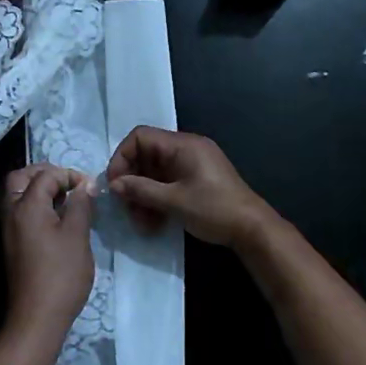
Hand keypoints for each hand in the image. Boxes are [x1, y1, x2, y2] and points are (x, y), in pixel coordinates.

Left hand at [0, 163, 93, 335]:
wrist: (37, 315)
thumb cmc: (62, 274)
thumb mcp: (78, 236)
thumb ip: (81, 206)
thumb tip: (85, 185)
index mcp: (26, 206)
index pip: (44, 175)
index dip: (68, 174)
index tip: (90, 187)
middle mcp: (11, 213)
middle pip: (20, 178)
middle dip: (46, 174)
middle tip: (71, 184)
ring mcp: (8, 229)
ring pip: (17, 195)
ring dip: (39, 189)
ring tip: (68, 200)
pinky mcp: (13, 243)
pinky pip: (20, 211)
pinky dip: (36, 205)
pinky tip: (59, 219)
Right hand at [105, 126, 279, 248]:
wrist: (252, 227)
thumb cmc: (214, 209)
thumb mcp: (175, 201)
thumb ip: (142, 190)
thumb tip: (113, 184)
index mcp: (184, 145)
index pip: (141, 137)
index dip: (122, 158)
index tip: (115, 184)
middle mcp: (188, 150)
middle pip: (147, 156)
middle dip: (133, 183)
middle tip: (126, 209)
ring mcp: (193, 166)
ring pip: (156, 174)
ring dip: (144, 197)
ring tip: (141, 223)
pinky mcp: (197, 182)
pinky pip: (168, 184)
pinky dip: (158, 200)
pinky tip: (154, 223)